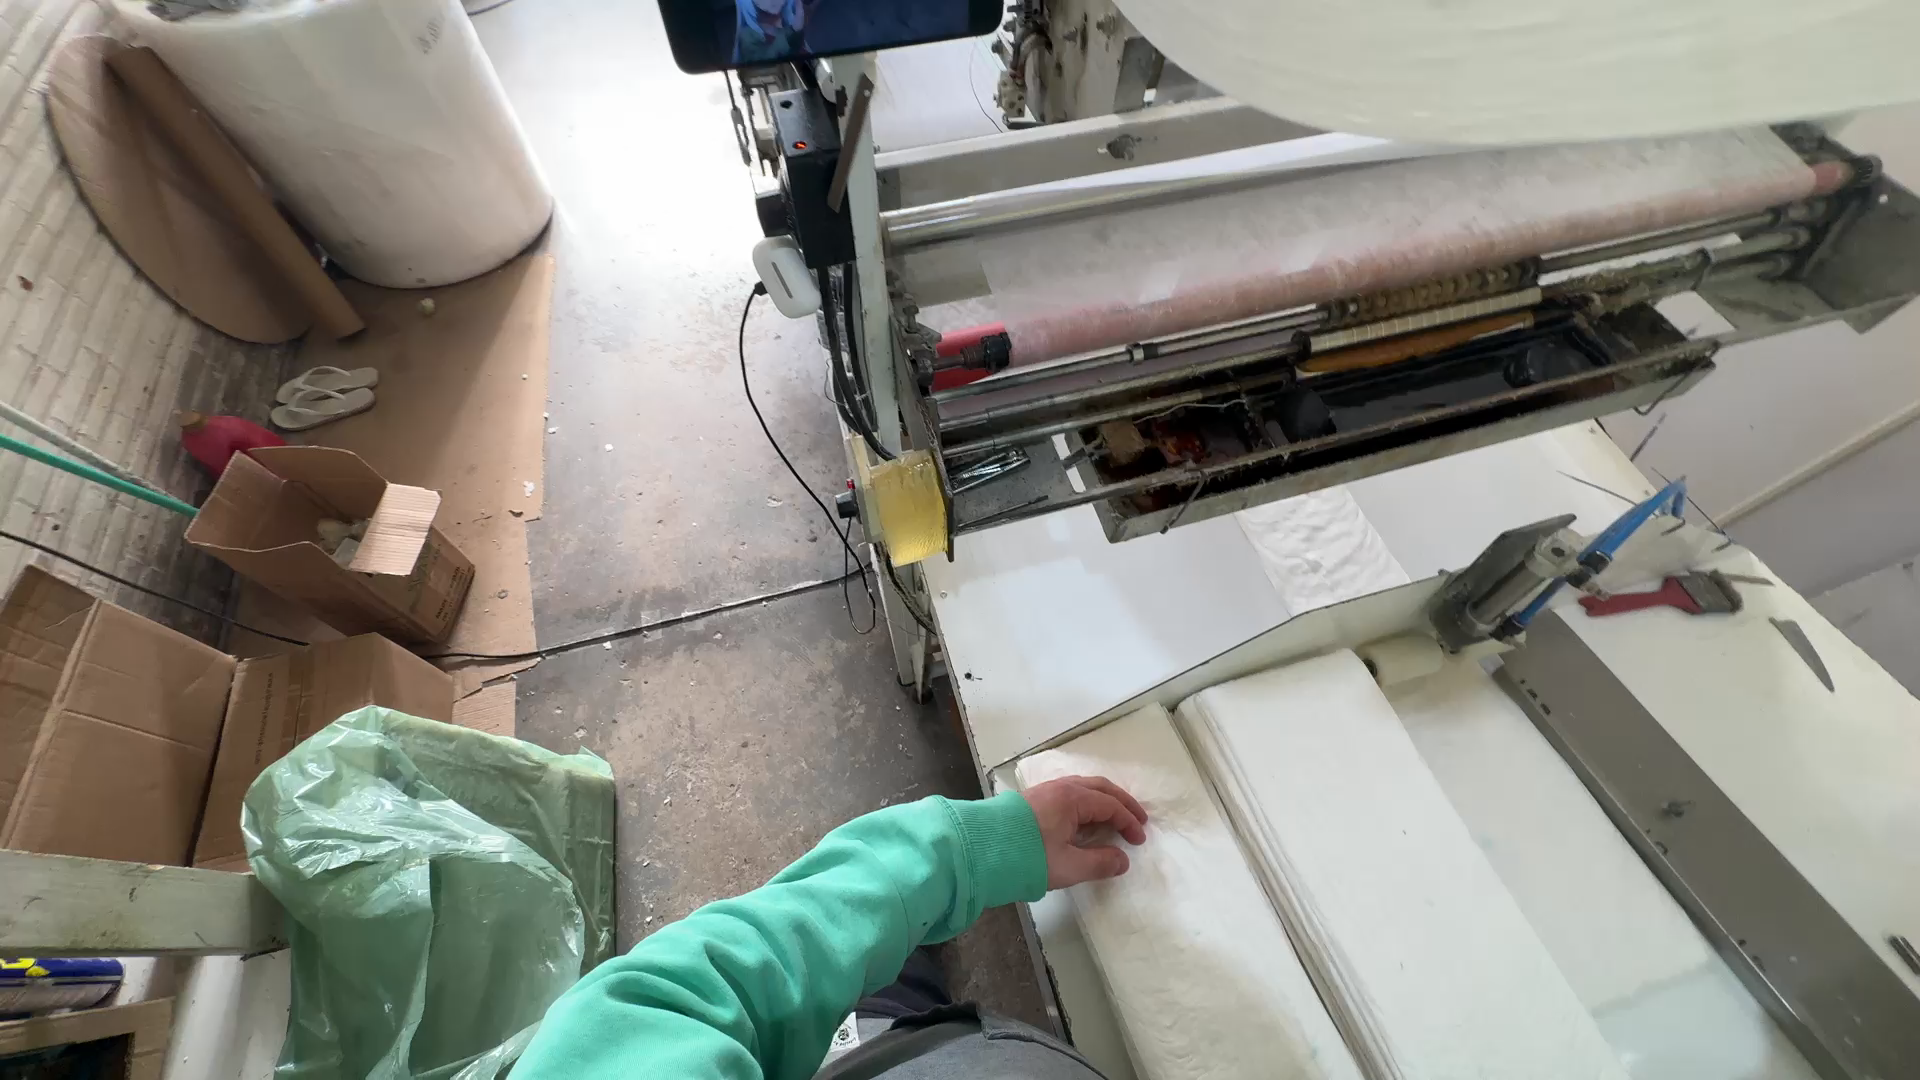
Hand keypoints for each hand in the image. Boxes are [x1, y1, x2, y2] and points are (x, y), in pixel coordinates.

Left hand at [1023, 776, 1148, 889]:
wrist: (982, 847)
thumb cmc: (1028, 856)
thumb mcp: (1068, 866)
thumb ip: (1099, 863)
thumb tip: (1122, 859)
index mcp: (1072, 798)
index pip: (1109, 805)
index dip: (1128, 822)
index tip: (1139, 841)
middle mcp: (1060, 787)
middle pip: (1099, 788)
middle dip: (1122, 802)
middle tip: (1139, 820)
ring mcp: (1045, 791)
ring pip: (1083, 788)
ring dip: (1104, 800)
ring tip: (1115, 817)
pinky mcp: (1034, 799)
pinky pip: (1070, 793)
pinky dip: (1087, 802)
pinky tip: (1086, 817)